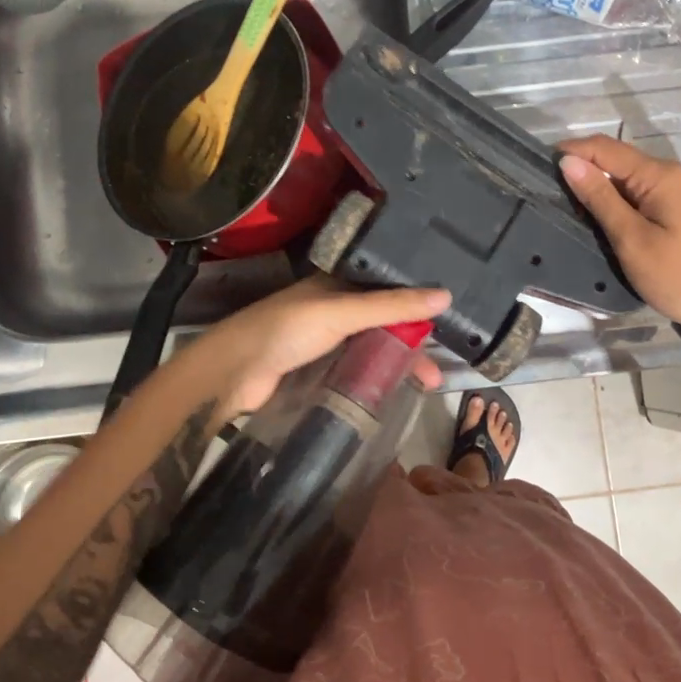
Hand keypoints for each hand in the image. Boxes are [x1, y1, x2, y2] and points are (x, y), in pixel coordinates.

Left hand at [192, 276, 450, 412]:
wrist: (232, 373)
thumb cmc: (284, 330)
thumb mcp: (340, 312)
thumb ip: (390, 306)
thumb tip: (446, 296)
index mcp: (337, 286)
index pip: (387, 290)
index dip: (416, 306)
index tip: (448, 326)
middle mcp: (332, 311)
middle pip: (382, 324)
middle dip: (411, 344)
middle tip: (434, 374)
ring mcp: (323, 344)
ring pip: (371, 350)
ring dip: (397, 365)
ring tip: (425, 388)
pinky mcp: (315, 373)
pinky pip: (355, 372)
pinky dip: (376, 381)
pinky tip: (394, 395)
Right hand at [557, 134, 680, 350]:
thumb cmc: (679, 277)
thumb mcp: (632, 240)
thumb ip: (600, 199)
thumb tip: (569, 162)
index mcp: (660, 176)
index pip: (606, 148)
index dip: (573, 150)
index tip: (540, 162)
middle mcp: (672, 174)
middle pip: (619, 160)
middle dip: (584, 167)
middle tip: (549, 188)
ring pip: (630, 178)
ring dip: (600, 186)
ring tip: (569, 203)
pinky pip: (643, 194)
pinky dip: (619, 199)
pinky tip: (604, 217)